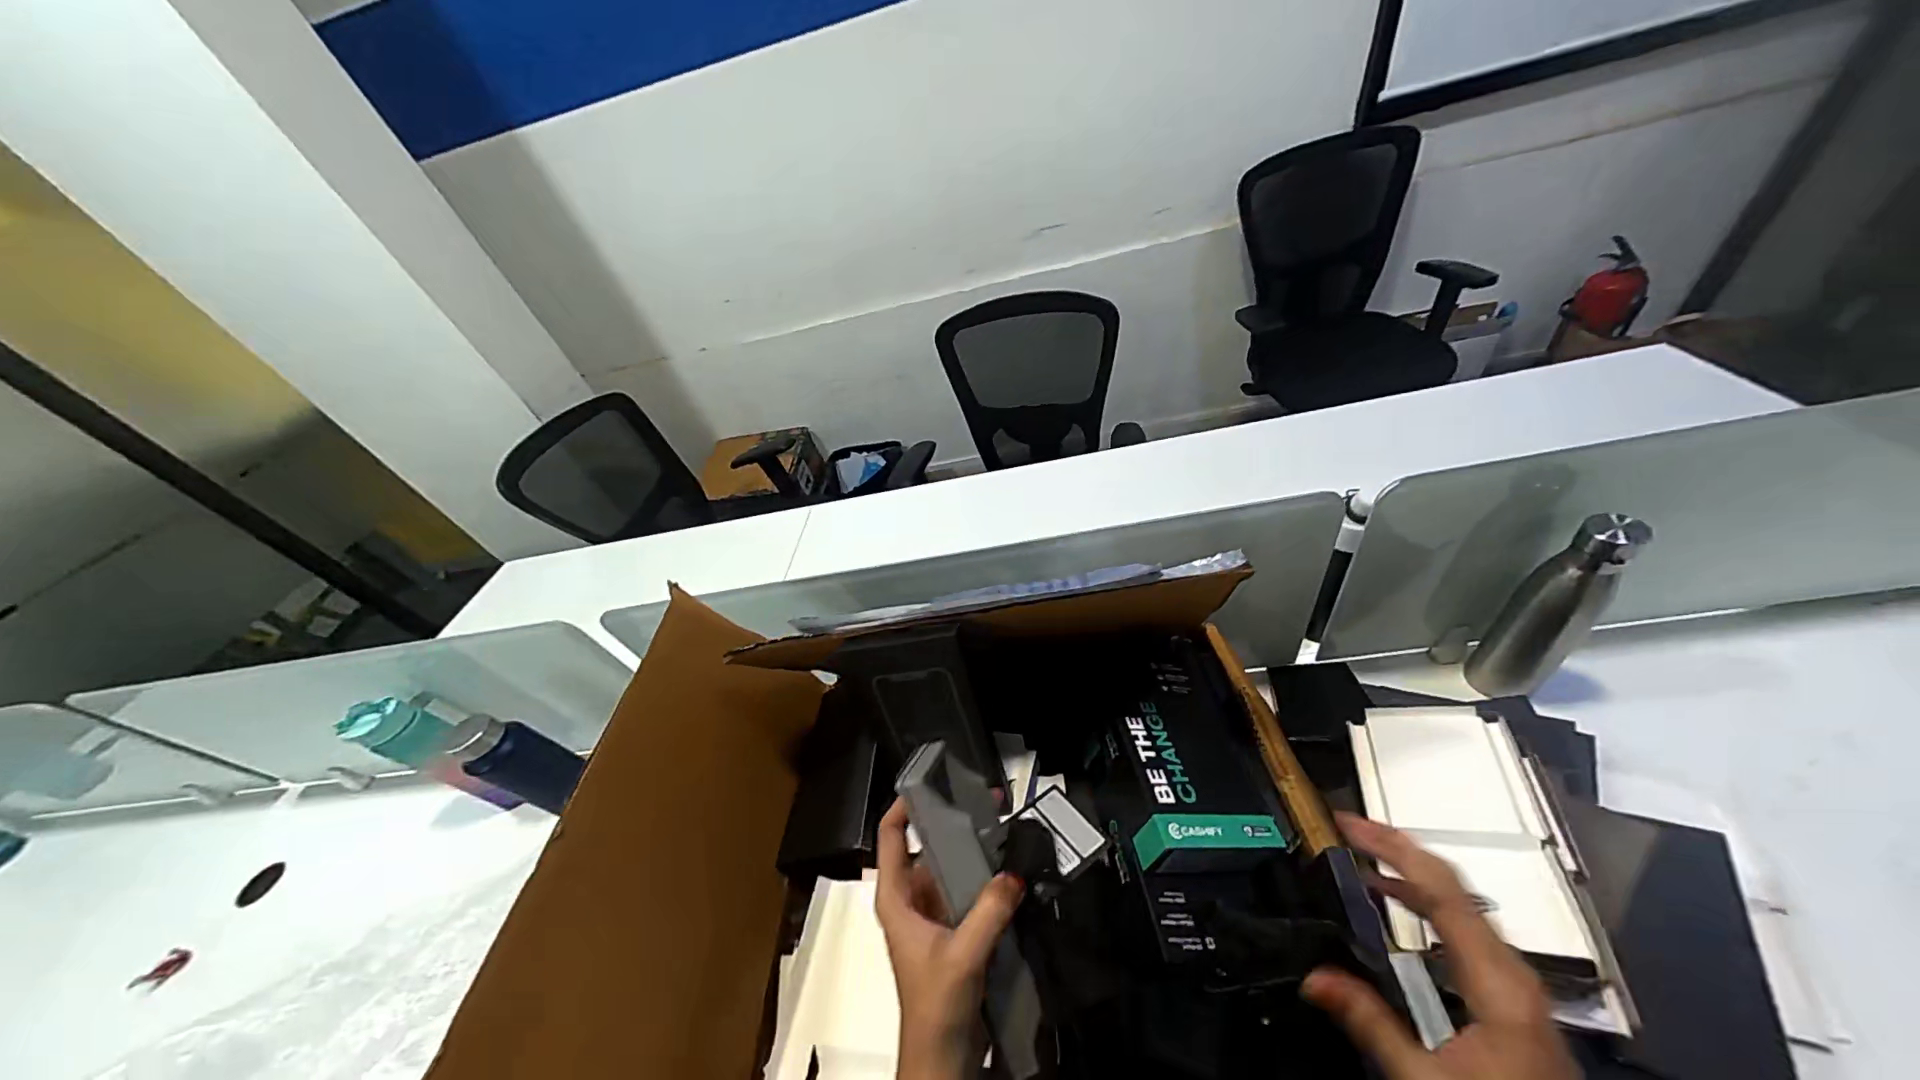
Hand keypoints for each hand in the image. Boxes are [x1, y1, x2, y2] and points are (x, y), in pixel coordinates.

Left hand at [875, 796, 1024, 1079]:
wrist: (942, 1056)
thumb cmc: (936, 1003)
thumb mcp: (962, 954)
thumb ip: (989, 910)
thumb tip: (1014, 872)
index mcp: (896, 898)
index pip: (892, 838)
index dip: (904, 806)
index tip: (930, 782)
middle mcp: (910, 899)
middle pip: (926, 849)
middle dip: (952, 824)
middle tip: (985, 802)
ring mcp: (932, 915)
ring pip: (949, 870)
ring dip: (971, 852)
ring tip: (1001, 827)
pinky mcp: (952, 931)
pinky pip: (966, 892)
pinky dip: (982, 879)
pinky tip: (1007, 868)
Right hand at [1302, 812, 1578, 1079]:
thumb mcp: (1424, 1076)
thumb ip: (1369, 1021)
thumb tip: (1316, 978)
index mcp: (1497, 983)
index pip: (1440, 890)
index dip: (1391, 848)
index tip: (1350, 824)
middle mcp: (1513, 973)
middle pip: (1452, 885)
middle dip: (1397, 848)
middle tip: (1351, 827)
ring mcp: (1517, 982)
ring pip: (1461, 901)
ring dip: (1410, 870)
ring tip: (1366, 854)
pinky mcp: (1513, 994)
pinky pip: (1466, 924)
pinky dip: (1426, 898)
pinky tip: (1399, 901)